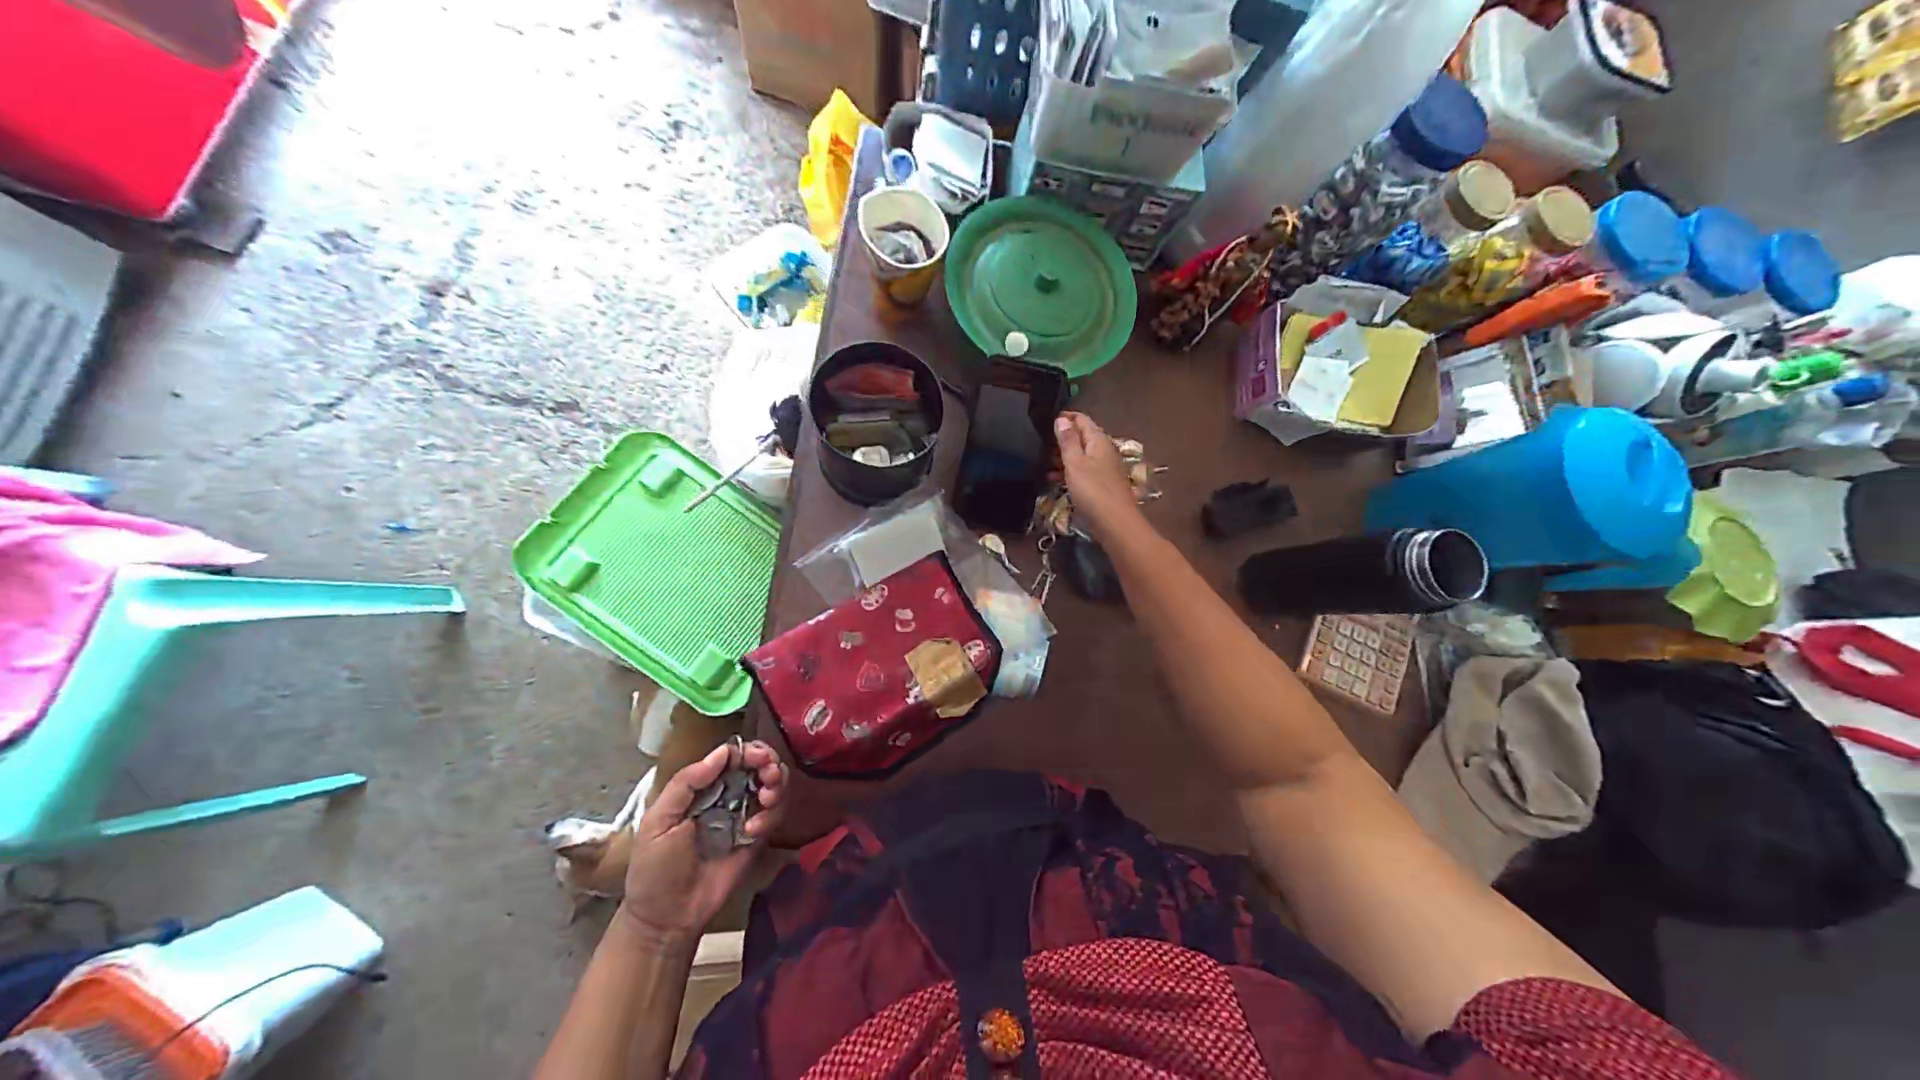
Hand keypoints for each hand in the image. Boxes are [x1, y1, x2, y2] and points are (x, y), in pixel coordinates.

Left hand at [618, 740, 786, 944]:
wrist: (668, 917)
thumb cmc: (655, 869)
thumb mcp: (659, 822)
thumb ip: (686, 783)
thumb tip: (723, 751)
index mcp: (701, 788)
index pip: (731, 757)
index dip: (747, 751)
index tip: (757, 756)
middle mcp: (727, 796)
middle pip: (758, 765)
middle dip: (769, 762)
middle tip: (770, 773)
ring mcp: (744, 816)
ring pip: (773, 786)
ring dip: (776, 785)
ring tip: (767, 799)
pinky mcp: (757, 839)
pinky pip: (775, 815)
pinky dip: (772, 815)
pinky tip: (754, 829)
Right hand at [1055, 411, 1143, 542]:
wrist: (1115, 523)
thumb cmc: (1093, 490)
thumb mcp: (1075, 463)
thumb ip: (1068, 440)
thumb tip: (1062, 418)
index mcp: (1099, 441)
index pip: (1083, 420)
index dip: (1066, 417)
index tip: (1048, 420)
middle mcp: (1104, 451)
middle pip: (1083, 437)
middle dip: (1064, 437)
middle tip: (1043, 442)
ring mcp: (1105, 468)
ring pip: (1082, 455)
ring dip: (1064, 456)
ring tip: (1045, 461)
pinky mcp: (1102, 484)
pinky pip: (1083, 471)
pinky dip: (1069, 471)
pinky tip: (1055, 479)